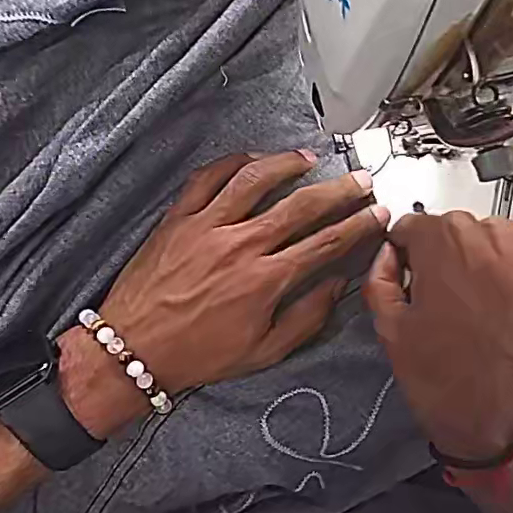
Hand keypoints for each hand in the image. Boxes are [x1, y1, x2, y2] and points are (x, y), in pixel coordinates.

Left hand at [58, 150, 387, 437]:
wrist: (135, 349)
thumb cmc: (197, 354)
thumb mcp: (263, 351)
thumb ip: (306, 318)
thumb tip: (336, 287)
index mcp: (265, 280)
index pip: (326, 243)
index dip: (359, 225)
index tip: (376, 213)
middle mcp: (240, 246)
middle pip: (301, 205)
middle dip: (339, 190)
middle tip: (359, 180)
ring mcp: (206, 227)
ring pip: (255, 180)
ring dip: (287, 164)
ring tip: (309, 159)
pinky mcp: (178, 219)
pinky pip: (207, 178)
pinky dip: (232, 163)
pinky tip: (251, 160)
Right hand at [361, 211, 512, 463]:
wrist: (488, 422)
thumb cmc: (441, 385)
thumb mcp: (389, 330)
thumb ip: (380, 281)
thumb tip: (385, 258)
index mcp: (444, 264)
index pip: (418, 222)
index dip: (401, 237)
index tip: (398, 251)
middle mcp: (485, 261)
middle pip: (454, 220)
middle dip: (433, 237)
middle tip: (422, 266)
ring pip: (491, 228)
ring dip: (468, 241)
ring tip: (454, 270)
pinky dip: (496, 259)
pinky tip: (481, 284)